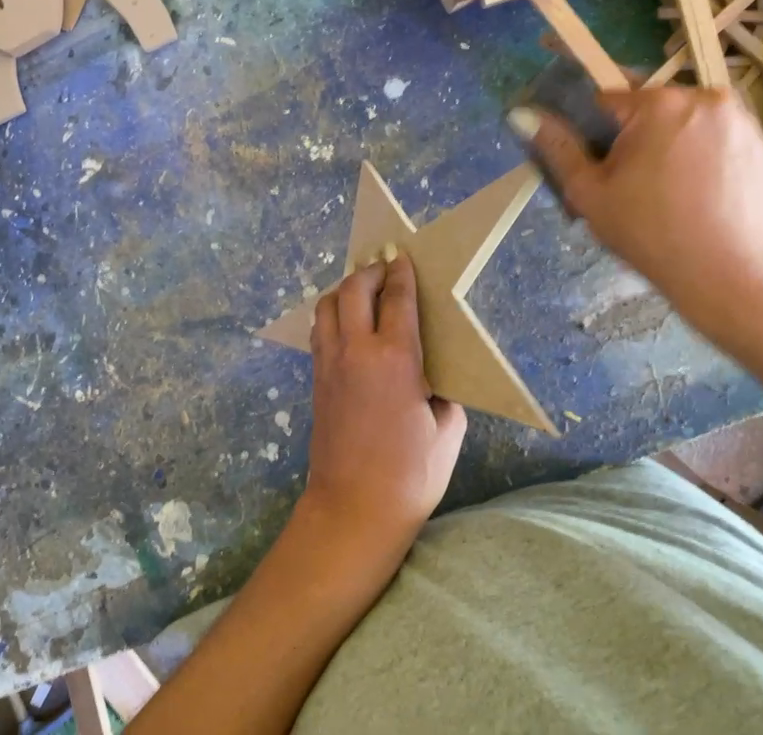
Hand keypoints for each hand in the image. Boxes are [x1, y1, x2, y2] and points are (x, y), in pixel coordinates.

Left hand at [299, 255, 466, 546]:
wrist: (354, 505)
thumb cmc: (411, 473)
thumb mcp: (447, 428)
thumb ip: (441, 390)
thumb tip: (429, 375)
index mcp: (395, 357)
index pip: (396, 298)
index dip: (402, 274)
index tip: (404, 257)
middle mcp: (355, 350)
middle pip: (353, 290)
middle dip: (369, 272)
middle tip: (384, 267)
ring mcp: (329, 363)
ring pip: (325, 306)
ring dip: (343, 290)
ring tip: (362, 292)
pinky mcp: (316, 379)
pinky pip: (319, 331)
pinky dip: (331, 316)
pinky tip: (346, 325)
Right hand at [520, 87, 762, 328]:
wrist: (729, 272)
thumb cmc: (648, 231)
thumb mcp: (588, 191)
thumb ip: (556, 146)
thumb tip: (521, 113)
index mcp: (657, 103)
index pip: (605, 97)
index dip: (592, 129)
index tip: (596, 164)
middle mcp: (703, 97)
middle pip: (648, 106)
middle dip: (633, 135)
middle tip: (627, 183)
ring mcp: (738, 118)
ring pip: (682, 120)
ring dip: (666, 142)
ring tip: (661, 190)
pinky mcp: (760, 142)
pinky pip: (713, 135)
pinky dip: (698, 153)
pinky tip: (693, 192)